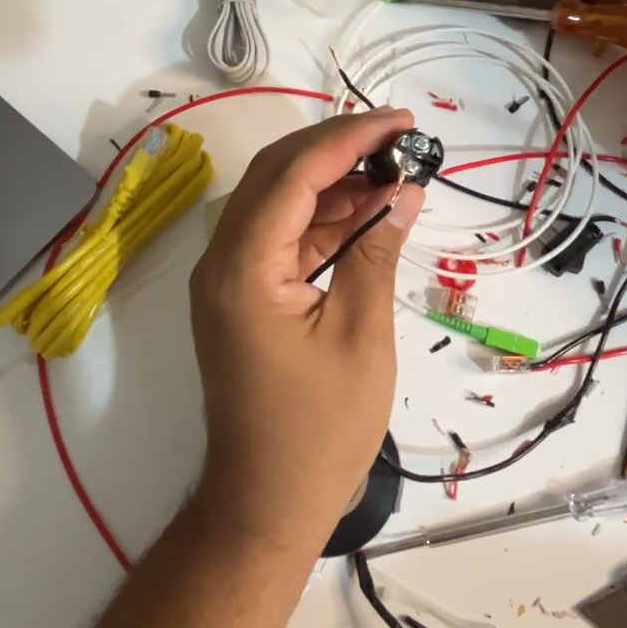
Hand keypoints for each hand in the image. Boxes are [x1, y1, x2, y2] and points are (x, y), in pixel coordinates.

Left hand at [187, 108, 422, 554]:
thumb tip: (402, 194)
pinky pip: (284, 237)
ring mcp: (231, 278)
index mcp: (243, 268)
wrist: (266, 504)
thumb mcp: (361, 337)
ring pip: (280, 202)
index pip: (293, 174)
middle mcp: (224, 261)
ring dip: (335, 182)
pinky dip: (325, 219)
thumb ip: (376, 253)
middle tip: (400, 138)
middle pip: (278, 176)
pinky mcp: (245, 295)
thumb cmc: (318, 432)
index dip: (348, 138)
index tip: (400, 122)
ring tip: (396, 172)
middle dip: (339, 148)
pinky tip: (369, 210)